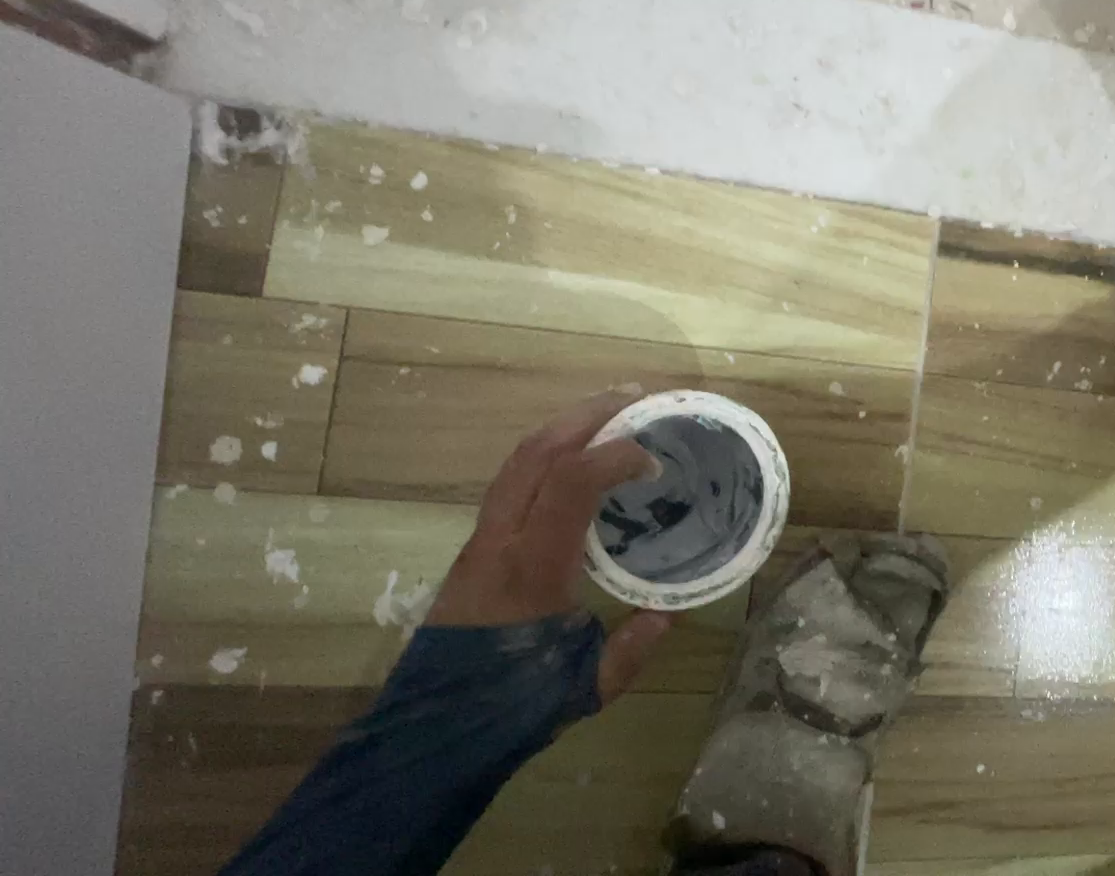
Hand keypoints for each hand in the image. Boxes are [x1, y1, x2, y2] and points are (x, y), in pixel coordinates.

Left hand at [426, 390, 674, 703]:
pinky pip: (513, 479)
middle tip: (636, 397)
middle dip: (588, 415)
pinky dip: (549, 452)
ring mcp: (482, 540)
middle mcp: (500, 541)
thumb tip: (672, 611)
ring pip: (518, 460)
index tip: (655, 462)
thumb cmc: (507, 711)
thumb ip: (633, 648)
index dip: (616, 457)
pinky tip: (576, 456)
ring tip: (609, 412)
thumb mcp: (585, 688)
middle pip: (537, 453)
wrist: (424, 736)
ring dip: (565, 426)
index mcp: (532, 568)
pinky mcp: (477, 547)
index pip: (571, 484)